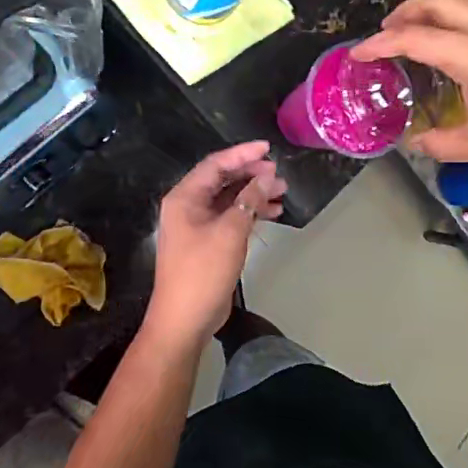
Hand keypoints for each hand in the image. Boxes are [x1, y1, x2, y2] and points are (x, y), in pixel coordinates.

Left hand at [143, 141, 285, 345]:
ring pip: (229, 199)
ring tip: (282, 194)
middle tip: (279, 175)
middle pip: (223, 180)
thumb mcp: (230, 233)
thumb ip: (249, 201)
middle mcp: (188, 207)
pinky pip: (230, 217)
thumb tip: (266, 177)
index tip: (269, 148)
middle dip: (252, 175)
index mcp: (185, 198)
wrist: (185, 319)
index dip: (243, 154)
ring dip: (254, 194)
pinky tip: (271, 213)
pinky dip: (250, 213)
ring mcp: (197, 226)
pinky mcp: (208, 243)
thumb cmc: (202, 272)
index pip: (216, 165)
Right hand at [352, 0, 467, 169]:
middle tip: (383, 34)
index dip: (380, 44)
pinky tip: (455, 50)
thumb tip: (416, 144)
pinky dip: (453, 19)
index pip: (415, 38)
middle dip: (404, 12)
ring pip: (462, 3)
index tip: (357, 55)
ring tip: (414, 35)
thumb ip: (444, 145)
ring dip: (431, 11)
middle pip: (439, 2)